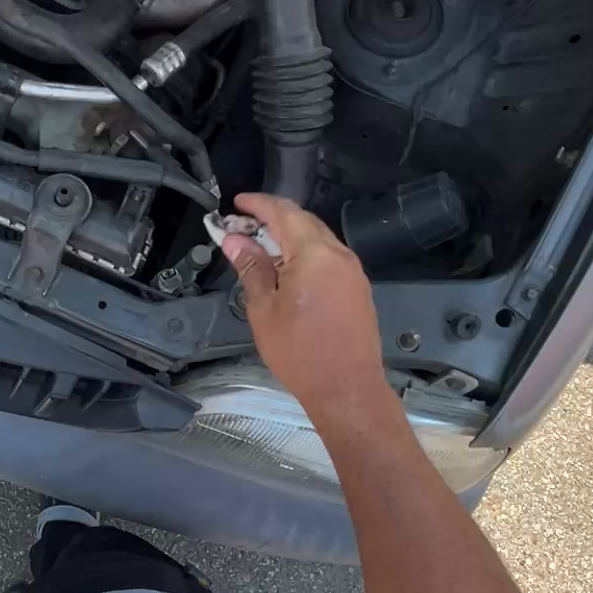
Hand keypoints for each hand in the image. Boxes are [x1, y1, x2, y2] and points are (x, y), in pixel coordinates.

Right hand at [218, 193, 387, 418]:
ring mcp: (353, 271)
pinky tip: (287, 269)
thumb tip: (235, 240)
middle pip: (303, 221)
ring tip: (260, 247)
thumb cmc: (300, 353)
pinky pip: (329, 257)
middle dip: (272, 218)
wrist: (347, 389)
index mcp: (314, 254)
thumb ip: (251, 268)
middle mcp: (339, 254)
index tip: (237, 203)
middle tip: (243, 227)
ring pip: (318, 239)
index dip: (258, 204)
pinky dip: (305, 253)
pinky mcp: (358, 288)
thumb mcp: (264, 309)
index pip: (284, 212)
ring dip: (289, 236)